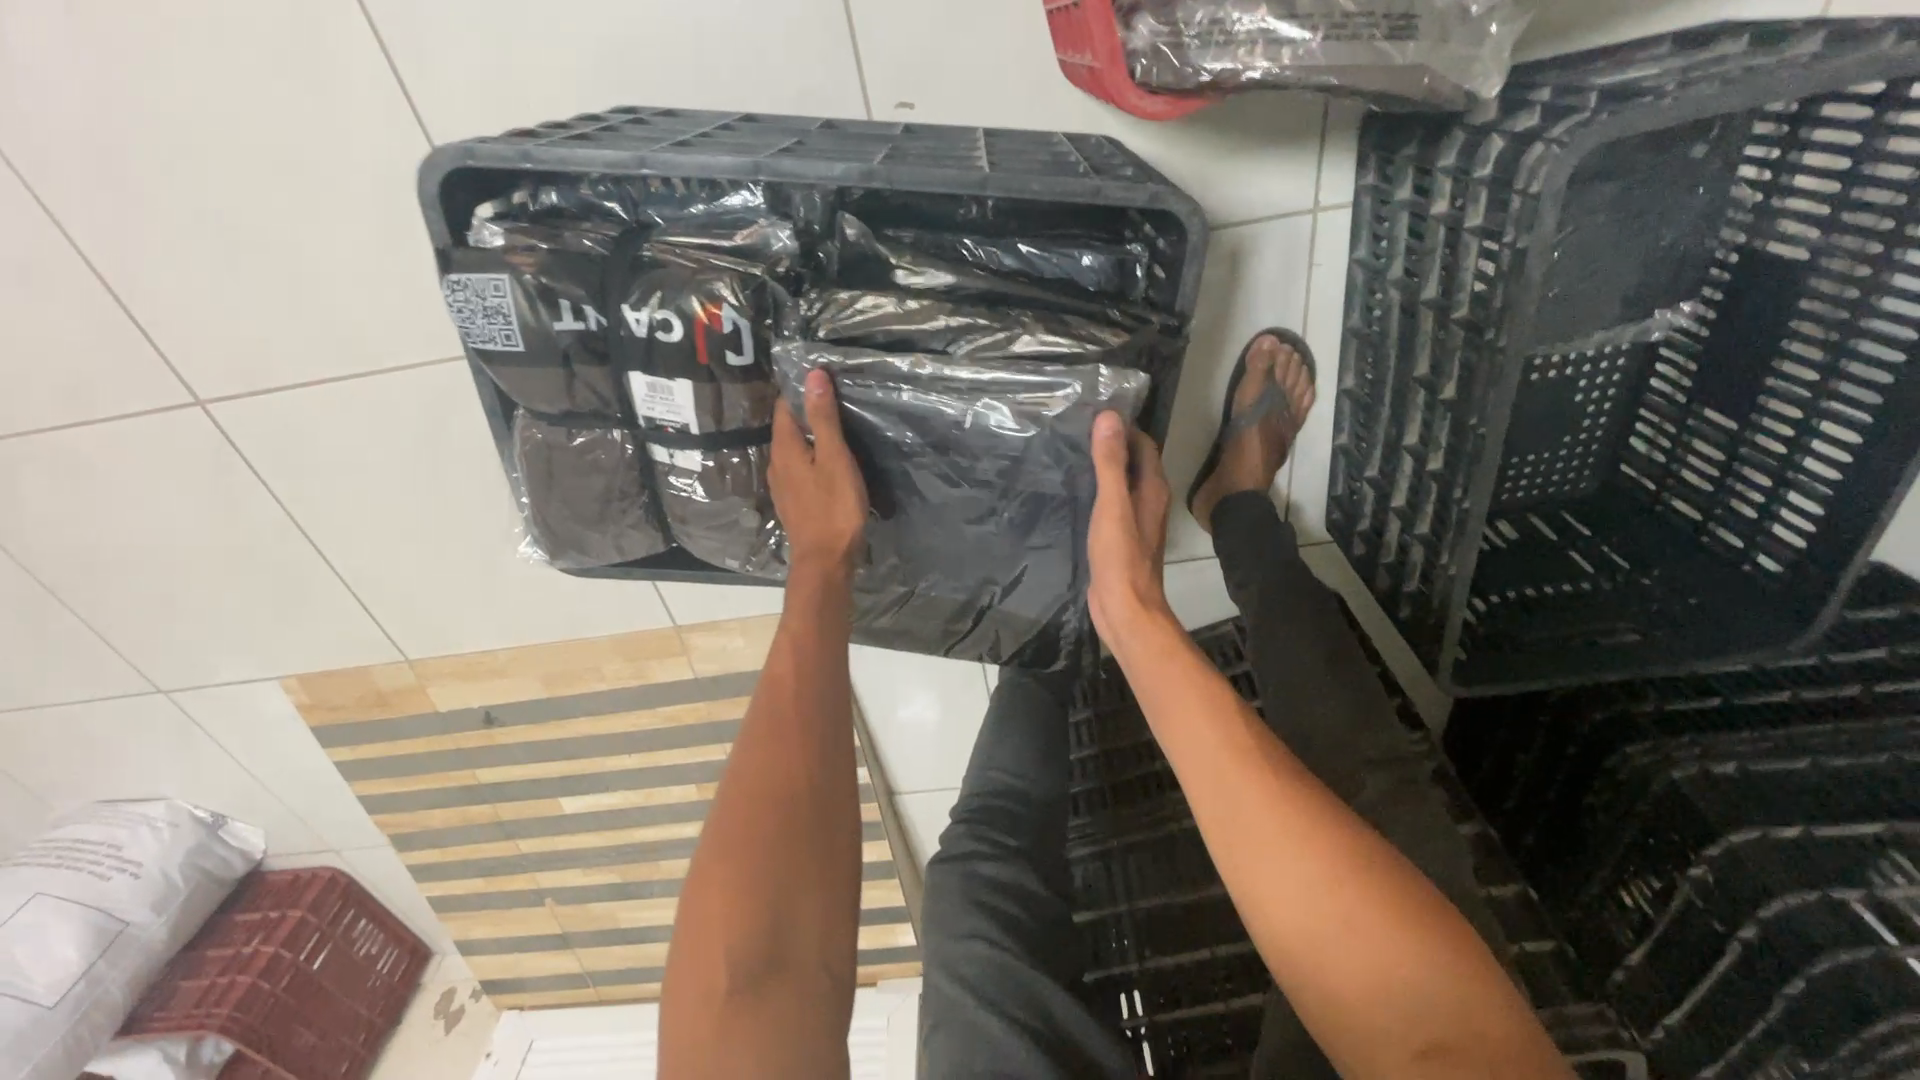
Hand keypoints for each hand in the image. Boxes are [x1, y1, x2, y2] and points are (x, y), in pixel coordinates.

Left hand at [771, 368, 869, 579]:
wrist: (826, 560)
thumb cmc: (834, 507)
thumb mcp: (834, 457)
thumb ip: (823, 418)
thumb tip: (813, 375)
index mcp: (784, 448)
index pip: (785, 405)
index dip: (802, 389)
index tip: (826, 378)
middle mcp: (776, 463)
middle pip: (788, 426)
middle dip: (808, 411)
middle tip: (838, 399)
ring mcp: (783, 484)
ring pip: (794, 448)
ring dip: (812, 436)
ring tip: (838, 427)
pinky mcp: (793, 500)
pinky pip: (800, 467)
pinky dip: (813, 457)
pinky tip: (831, 461)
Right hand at [1088, 410, 1171, 641]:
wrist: (1125, 608)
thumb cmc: (1121, 556)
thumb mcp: (1112, 504)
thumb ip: (1110, 462)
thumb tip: (1108, 417)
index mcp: (1153, 489)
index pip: (1143, 445)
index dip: (1122, 426)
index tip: (1092, 412)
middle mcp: (1149, 501)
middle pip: (1133, 462)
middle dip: (1111, 444)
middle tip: (1076, 429)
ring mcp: (1135, 522)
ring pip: (1121, 484)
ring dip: (1103, 469)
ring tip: (1071, 453)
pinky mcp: (1120, 539)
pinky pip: (1110, 505)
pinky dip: (1096, 492)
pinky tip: (1074, 493)